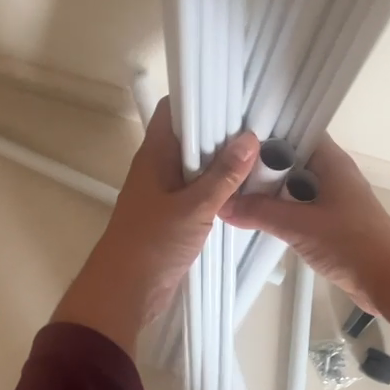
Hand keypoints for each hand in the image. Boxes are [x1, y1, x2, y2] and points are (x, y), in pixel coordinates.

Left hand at [52, 98, 257, 348]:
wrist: (126, 291)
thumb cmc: (152, 243)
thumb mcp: (194, 207)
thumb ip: (223, 175)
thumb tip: (250, 139)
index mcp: (155, 154)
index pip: (175, 110)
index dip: (202, 98)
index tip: (237, 98)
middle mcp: (159, 167)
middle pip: (191, 137)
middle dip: (223, 132)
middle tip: (262, 127)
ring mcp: (166, 192)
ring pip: (198, 166)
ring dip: (224, 163)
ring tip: (263, 155)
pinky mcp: (174, 215)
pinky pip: (199, 192)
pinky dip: (220, 188)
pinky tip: (246, 189)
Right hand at [220, 139, 389, 312]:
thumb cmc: (352, 244)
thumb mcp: (300, 226)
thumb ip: (260, 213)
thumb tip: (222, 205)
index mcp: (332, 162)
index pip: (295, 132)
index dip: (266, 133)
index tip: (233, 140)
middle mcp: (333, 174)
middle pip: (291, 159)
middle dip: (261, 165)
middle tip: (225, 169)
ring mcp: (333, 199)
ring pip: (294, 186)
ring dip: (269, 191)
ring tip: (233, 192)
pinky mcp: (332, 223)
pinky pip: (300, 208)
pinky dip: (281, 210)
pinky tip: (257, 219)